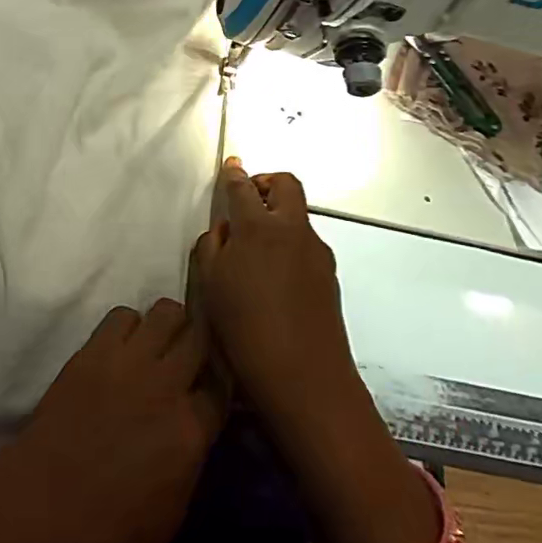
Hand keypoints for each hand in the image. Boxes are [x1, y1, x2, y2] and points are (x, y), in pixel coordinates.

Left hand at [0, 300, 223, 542]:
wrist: (34, 524)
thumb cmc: (107, 540)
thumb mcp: (173, 510)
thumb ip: (191, 454)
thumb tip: (195, 425)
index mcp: (192, 431)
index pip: (224, 382)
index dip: (221, 380)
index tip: (213, 384)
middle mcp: (167, 386)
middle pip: (202, 334)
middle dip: (202, 343)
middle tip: (191, 357)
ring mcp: (128, 364)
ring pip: (167, 311)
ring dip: (169, 326)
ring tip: (158, 346)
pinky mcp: (90, 353)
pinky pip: (122, 315)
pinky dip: (128, 326)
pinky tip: (121, 349)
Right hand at [191, 159, 352, 417]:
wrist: (304, 376)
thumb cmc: (246, 331)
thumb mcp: (212, 287)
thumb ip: (213, 247)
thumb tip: (224, 229)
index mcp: (260, 228)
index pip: (244, 188)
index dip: (234, 174)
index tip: (231, 166)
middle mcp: (294, 231)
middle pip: (286, 184)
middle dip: (266, 182)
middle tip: (249, 196)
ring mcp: (317, 251)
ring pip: (298, 215)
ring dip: (279, 216)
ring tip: (256, 247)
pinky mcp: (330, 274)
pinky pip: (306, 244)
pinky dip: (290, 244)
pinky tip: (274, 277)